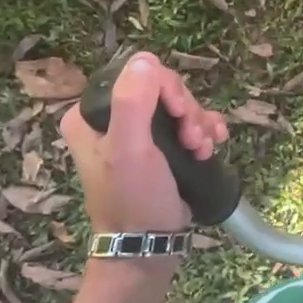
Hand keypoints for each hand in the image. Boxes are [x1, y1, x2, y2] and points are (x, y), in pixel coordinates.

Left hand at [59, 52, 228, 234]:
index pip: (138, 75)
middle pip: (164, 89)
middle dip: (187, 111)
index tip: (180, 116)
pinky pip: (189, 122)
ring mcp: (138, 133)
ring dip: (199, 123)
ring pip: (181, 105)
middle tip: (193, 140)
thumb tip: (146, 58)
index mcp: (90, 115)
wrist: (150, 244)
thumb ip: (133, 103)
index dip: (168, 89)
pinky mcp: (161, 146)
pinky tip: (212, 146)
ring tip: (203, 149)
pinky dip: (205, 130)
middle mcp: (110, 119)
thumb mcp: (129, 150)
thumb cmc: (133, 197)